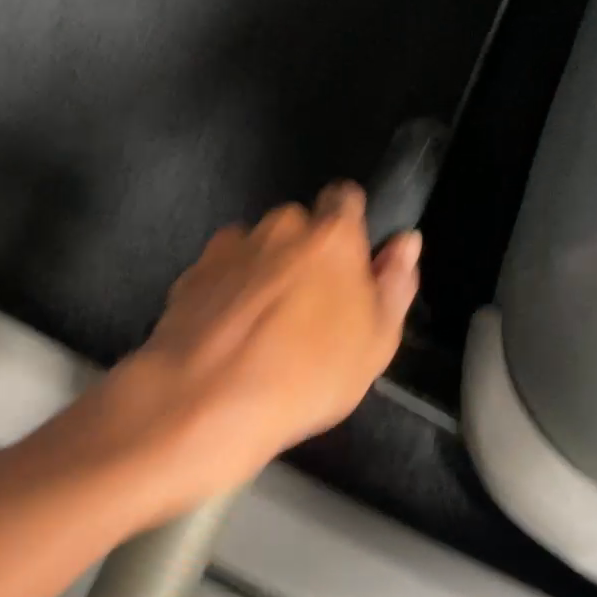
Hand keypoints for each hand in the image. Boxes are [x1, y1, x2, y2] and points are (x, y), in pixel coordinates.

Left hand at [59, 182, 420, 517]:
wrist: (209, 398)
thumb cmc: (308, 374)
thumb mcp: (375, 342)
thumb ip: (394, 283)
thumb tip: (405, 242)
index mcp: (331, 236)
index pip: (345, 199)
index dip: (349, 226)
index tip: (348, 262)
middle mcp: (277, 227)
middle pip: (298, 228)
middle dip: (304, 255)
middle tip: (307, 310)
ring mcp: (228, 247)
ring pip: (255, 249)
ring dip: (262, 272)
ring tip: (262, 329)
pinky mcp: (190, 272)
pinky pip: (220, 274)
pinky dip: (226, 292)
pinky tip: (227, 334)